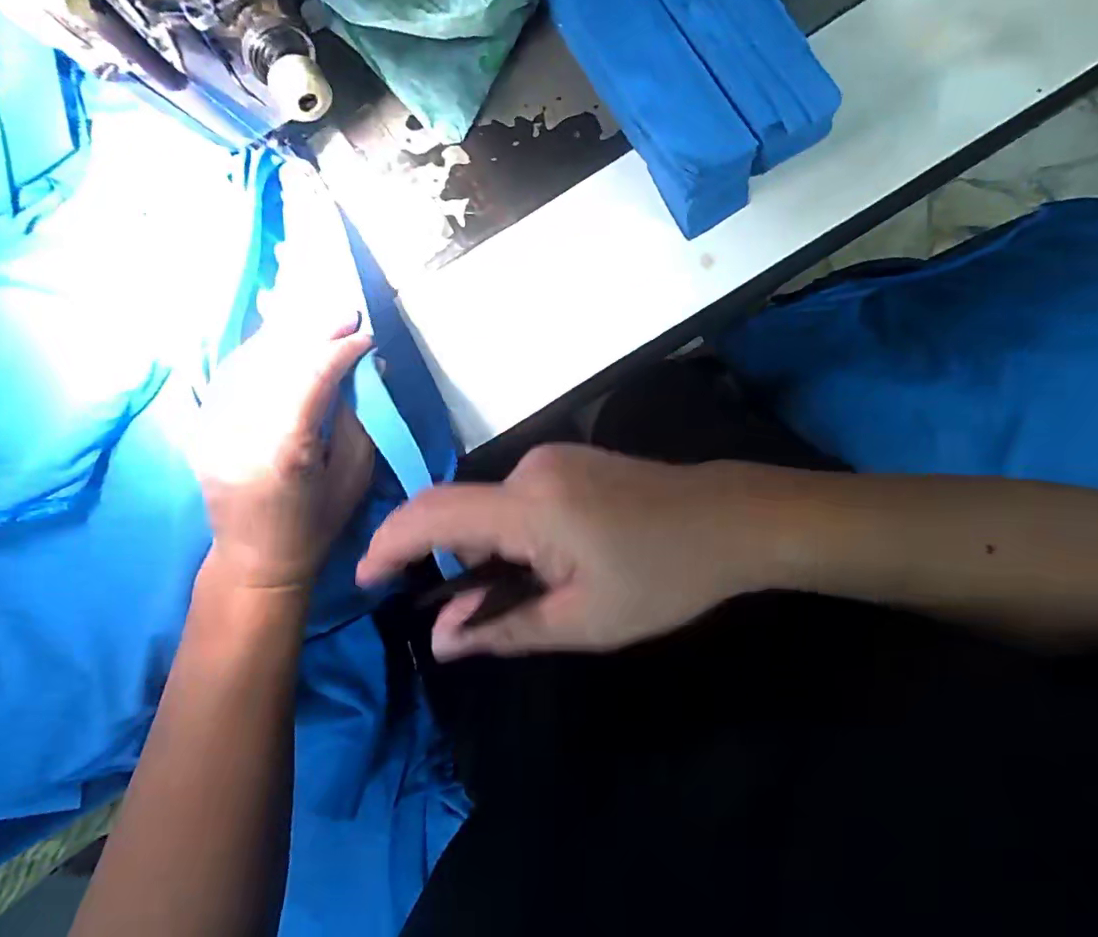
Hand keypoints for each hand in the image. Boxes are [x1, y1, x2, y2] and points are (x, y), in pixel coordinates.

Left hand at [192, 315, 377, 591]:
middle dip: (314, 333)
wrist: (255, 559)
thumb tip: (371, 366)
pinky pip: (229, 376)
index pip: (312, 377)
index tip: (365, 336)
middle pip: (277, 362)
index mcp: (284, 450)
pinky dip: (257, 353)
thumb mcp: (354, 475)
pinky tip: (281, 342)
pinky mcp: (198, 429)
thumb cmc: (316, 522)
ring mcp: (211, 430)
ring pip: (248, 362)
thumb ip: (360, 417)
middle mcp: (240, 433)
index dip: (340, 349)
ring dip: (284, 336)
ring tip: (316, 321)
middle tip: (344, 315)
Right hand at [357, 445, 768, 658]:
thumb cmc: (663, 577)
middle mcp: (532, 468)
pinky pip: (518, 497)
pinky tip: (553, 561)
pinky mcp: (571, 460)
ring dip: (490, 550)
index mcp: (530, 506)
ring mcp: (554, 459)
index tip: (366, 579)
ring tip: (537, 592)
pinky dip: (514, 532)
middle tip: (481, 617)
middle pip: (462, 513)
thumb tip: (440, 638)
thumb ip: (503, 627)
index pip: (433, 514)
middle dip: (455, 564)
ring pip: (492, 507)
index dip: (390, 543)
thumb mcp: (583, 620)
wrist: (731, 519)